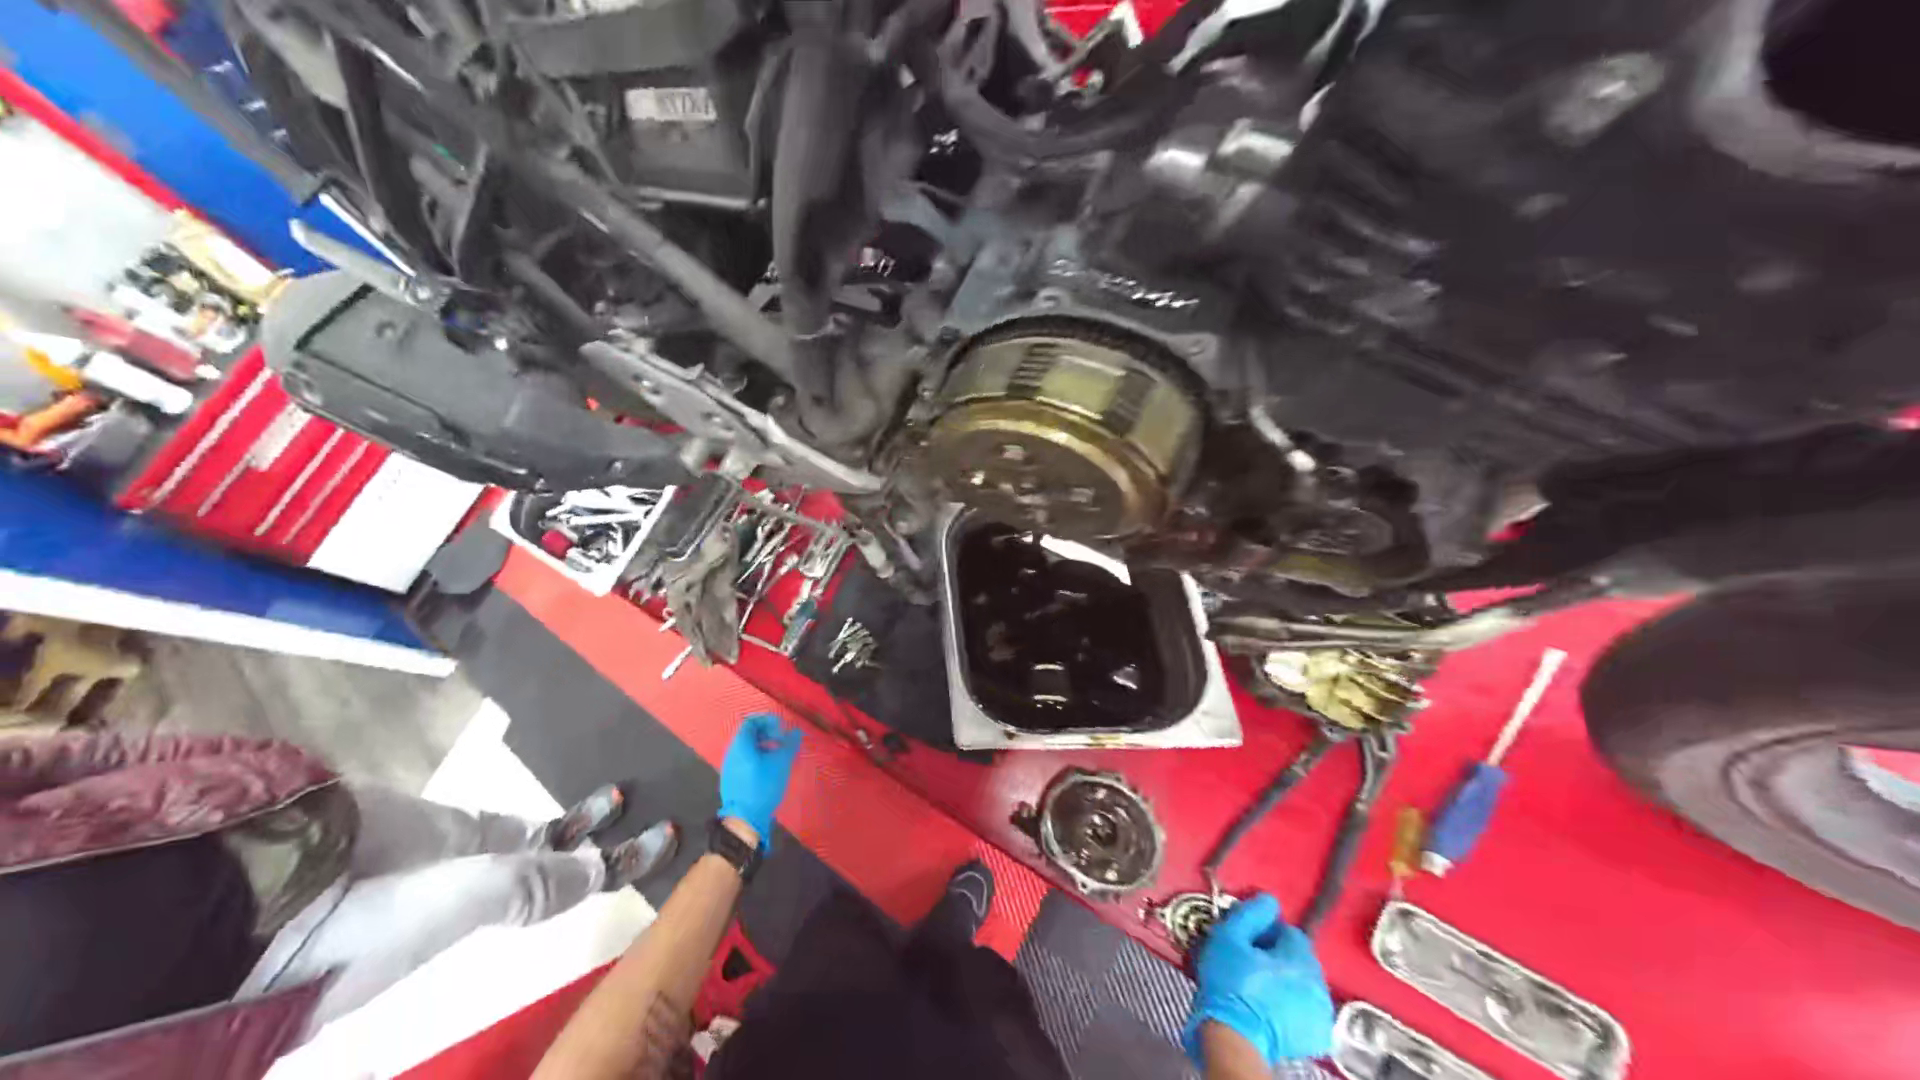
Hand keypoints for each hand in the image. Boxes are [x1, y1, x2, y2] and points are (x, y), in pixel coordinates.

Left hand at [717, 713, 801, 850]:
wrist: (744, 819)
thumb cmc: (762, 786)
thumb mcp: (780, 763)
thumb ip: (789, 745)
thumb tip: (796, 732)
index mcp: (741, 745)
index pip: (751, 722)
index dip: (767, 721)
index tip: (781, 727)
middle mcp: (732, 752)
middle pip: (749, 734)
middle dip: (767, 733)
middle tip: (782, 740)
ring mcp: (730, 766)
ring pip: (748, 748)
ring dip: (764, 746)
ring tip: (779, 755)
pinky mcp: (732, 779)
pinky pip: (745, 760)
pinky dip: (759, 758)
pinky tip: (770, 769)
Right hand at [1182, 893, 1333, 1068]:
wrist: (1233, 1040)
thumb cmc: (1229, 984)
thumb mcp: (1228, 938)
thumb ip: (1250, 914)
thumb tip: (1268, 900)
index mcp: (1300, 959)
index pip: (1290, 932)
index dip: (1266, 933)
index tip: (1247, 943)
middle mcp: (1319, 985)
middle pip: (1298, 957)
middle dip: (1277, 956)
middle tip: (1249, 964)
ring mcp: (1321, 1014)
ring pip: (1302, 983)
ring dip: (1286, 980)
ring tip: (1258, 987)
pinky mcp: (1317, 1036)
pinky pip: (1306, 1008)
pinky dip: (1292, 1005)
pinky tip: (1271, 1008)